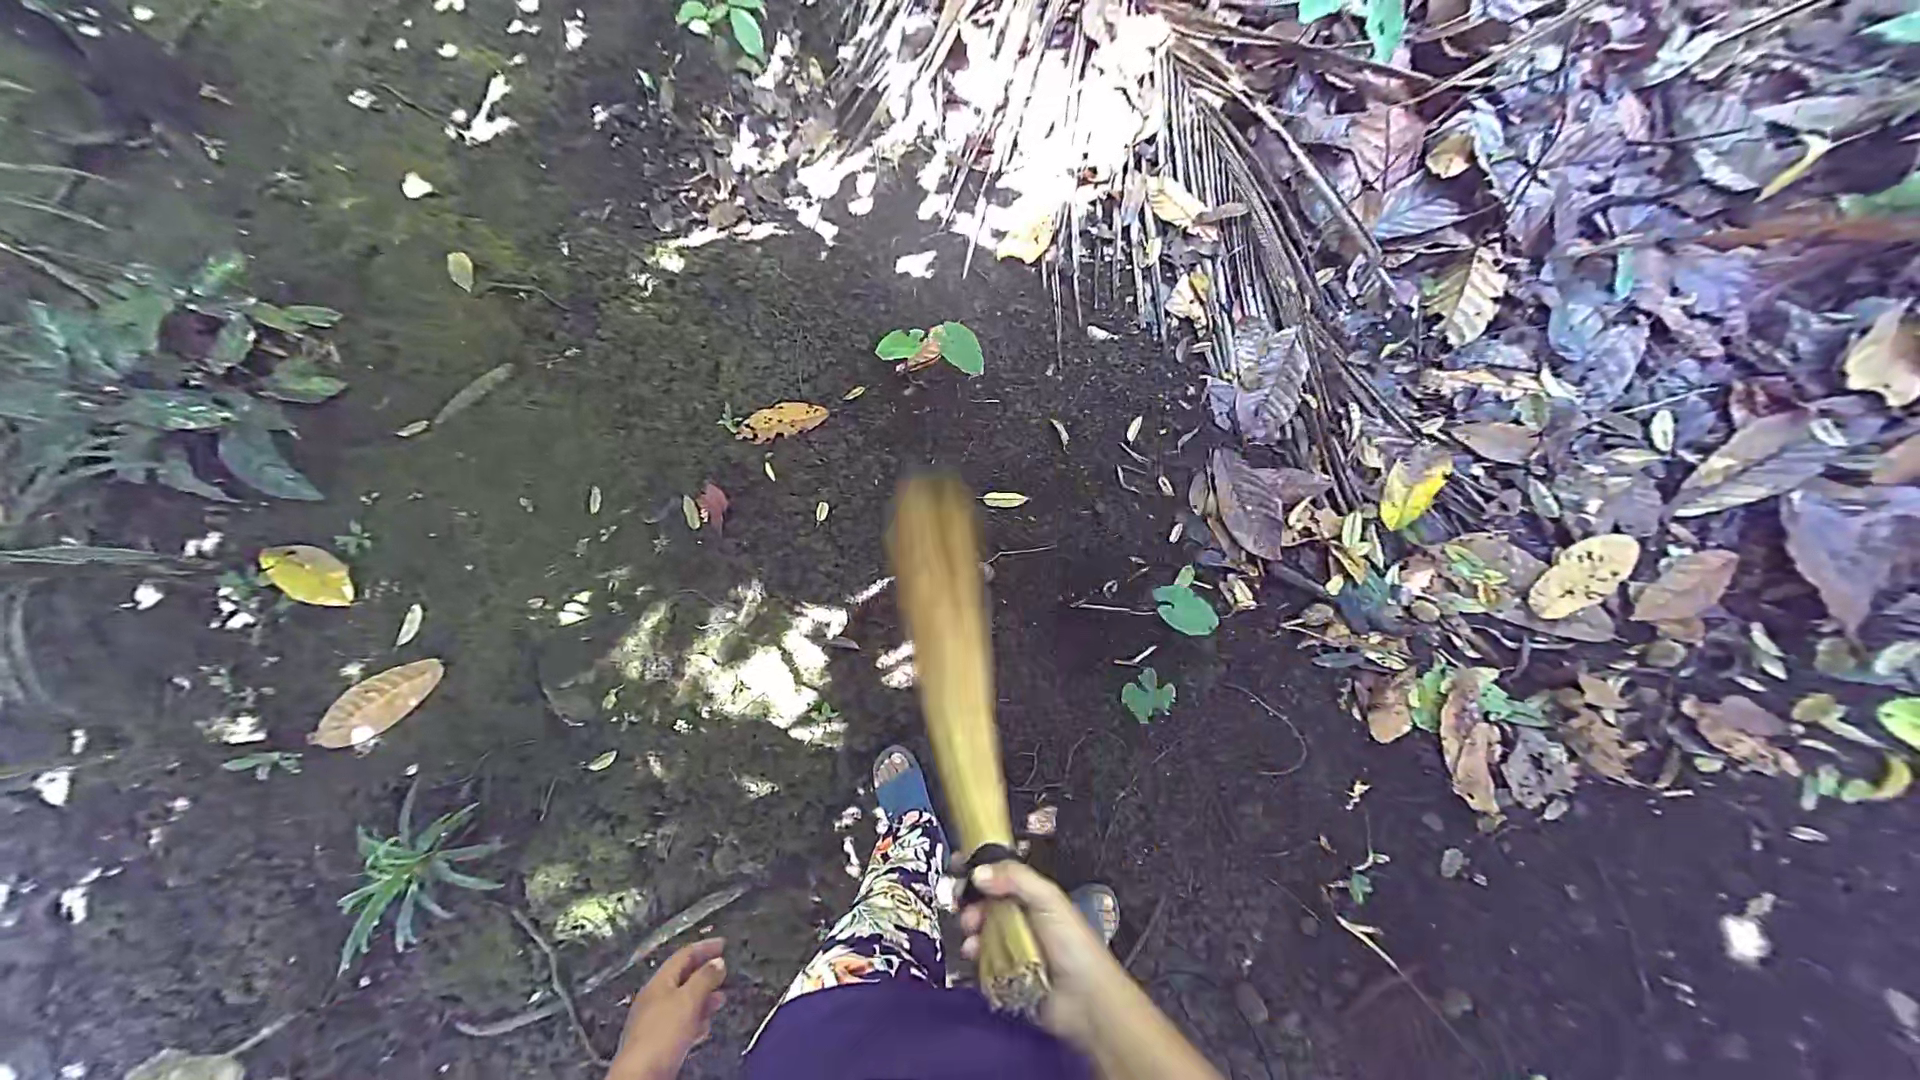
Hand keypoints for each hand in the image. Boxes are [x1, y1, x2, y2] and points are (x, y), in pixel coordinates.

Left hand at [606, 938, 727, 1079]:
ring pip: (682, 1003)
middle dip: (705, 975)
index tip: (724, 944)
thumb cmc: (664, 1033)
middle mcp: (653, 999)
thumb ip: (705, 978)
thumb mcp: (689, 1000)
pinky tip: (704, 1028)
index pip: (683, 956)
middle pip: (682, 978)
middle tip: (724, 974)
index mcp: (659, 983)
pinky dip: (694, 1021)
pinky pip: (679, 1024)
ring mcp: (652, 1023)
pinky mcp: (655, 1045)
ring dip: (703, 999)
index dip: (705, 947)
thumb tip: (718, 961)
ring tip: (720, 1001)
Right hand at [958, 863, 1125, 1045]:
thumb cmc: (1072, 943)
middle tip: (966, 909)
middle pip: (985, 904)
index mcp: (1031, 896)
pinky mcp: (1005, 975)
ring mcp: (1013, 947)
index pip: (1000, 876)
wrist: (1085, 1001)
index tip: (958, 867)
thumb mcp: (1047, 898)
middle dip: (971, 904)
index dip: (980, 871)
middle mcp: (1020, 918)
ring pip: (981, 931)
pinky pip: (981, 960)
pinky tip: (973, 954)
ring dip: (971, 929)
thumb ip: (1015, 878)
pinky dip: (974, 955)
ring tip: (971, 933)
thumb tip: (977, 873)